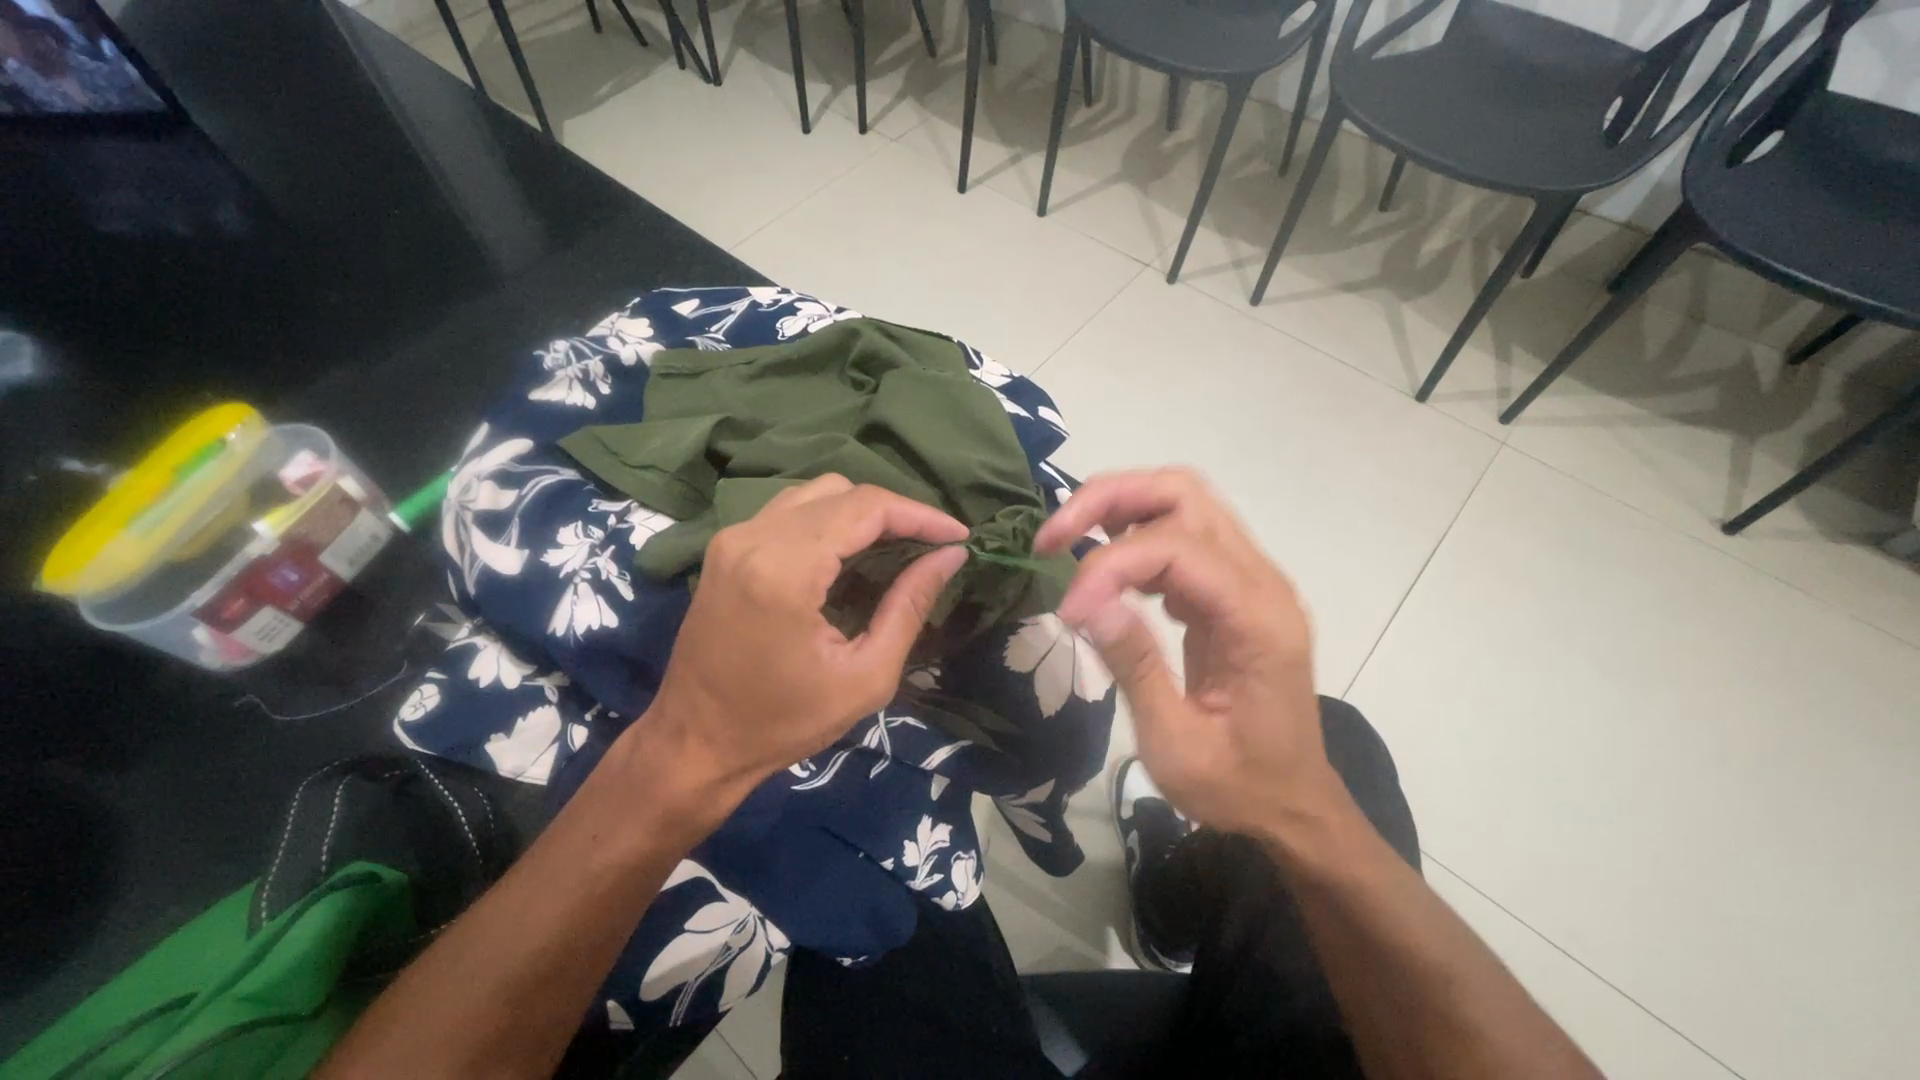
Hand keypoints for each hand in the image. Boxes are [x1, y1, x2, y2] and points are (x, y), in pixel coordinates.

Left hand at [645, 475, 969, 804]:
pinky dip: (829, 518)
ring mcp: (733, 539)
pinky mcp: (726, 549)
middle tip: (934, 545)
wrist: (696, 742)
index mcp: (784, 569)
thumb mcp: (865, 677)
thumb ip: (909, 606)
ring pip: (814, 493)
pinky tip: (854, 549)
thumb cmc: (783, 722)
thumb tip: (951, 556)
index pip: (865, 508)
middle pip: (841, 491)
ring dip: (862, 511)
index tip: (959, 537)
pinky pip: (789, 510)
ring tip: (901, 544)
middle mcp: (753, 537)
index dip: (920, 515)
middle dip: (896, 511)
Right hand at [1035, 468, 1346, 841]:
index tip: (1067, 611)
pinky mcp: (1233, 592)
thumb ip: (1136, 666)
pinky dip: (1136, 537)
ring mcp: (1251, 582)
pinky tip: (1104, 572)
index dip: (1111, 566)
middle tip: (1053, 537)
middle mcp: (1262, 582)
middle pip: (1185, 496)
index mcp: (1258, 620)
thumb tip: (1083, 603)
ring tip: (1065, 541)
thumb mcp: (1176, 743)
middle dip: (1110, 499)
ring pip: (1184, 504)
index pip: (1178, 549)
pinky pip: (1184, 538)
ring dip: (1120, 508)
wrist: (1293, 804)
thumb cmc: (1238, 785)